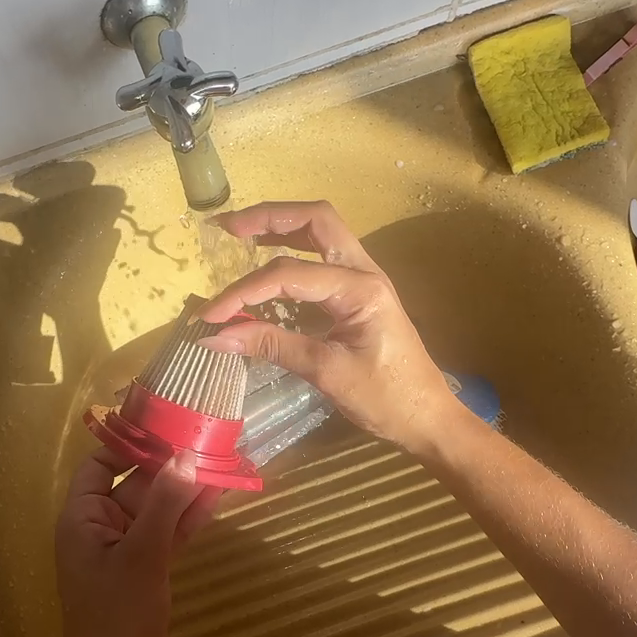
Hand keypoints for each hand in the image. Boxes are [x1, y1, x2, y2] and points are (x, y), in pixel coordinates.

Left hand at [56, 447, 221, 636]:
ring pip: (157, 509)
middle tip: (207, 436)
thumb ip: (164, 504)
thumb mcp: (142, 556)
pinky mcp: (147, 571)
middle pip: (134, 484)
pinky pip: (168, 534)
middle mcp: (100, 529)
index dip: (128, 442)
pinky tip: (218, 495)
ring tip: (223, 459)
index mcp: (81, 520)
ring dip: (185, 489)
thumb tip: (185, 455)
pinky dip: (188, 518)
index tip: (163, 420)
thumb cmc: (118, 619)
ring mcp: (125, 551)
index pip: (98, 464)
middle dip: (169, 465)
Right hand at [196, 201, 465, 453]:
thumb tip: (214, 337)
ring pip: (321, 233)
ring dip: (282, 228)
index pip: (289, 274)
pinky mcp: (359, 296)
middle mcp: (364, 272)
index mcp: (360, 289)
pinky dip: (293, 253)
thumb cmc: (386, 399)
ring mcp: (364, 281)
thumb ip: (272, 346)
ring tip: (241, 236)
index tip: (208, 316)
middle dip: (268, 218)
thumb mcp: (326, 372)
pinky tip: (268, 269)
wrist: (428, 419)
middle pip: (315, 221)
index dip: (243, 291)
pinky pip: (323, 259)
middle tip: (227, 229)